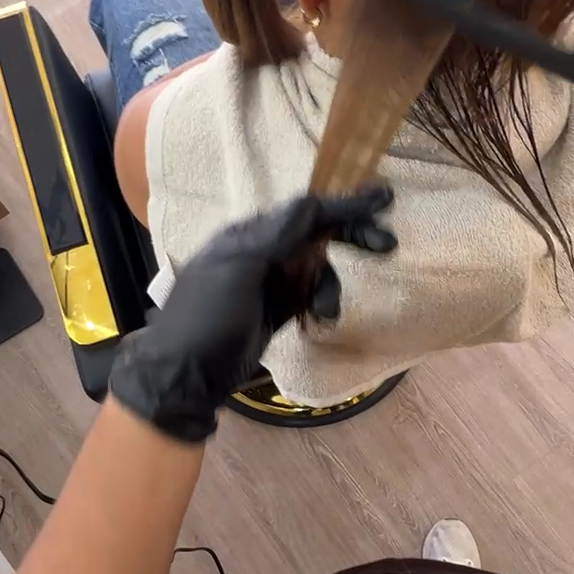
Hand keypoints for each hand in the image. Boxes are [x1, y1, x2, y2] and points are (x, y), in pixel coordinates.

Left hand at [109, 187, 397, 441]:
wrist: (187, 373)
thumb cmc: (208, 317)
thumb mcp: (239, 269)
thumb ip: (277, 235)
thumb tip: (311, 200)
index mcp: (248, 233)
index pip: (304, 211)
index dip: (343, 204)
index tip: (383, 200)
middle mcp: (262, 251)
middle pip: (315, 234)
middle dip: (349, 238)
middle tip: (386, 246)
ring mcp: (269, 282)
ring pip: (316, 269)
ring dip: (329, 286)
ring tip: (326, 311)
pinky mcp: (276, 310)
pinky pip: (309, 296)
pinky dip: (320, 304)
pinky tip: (321, 321)